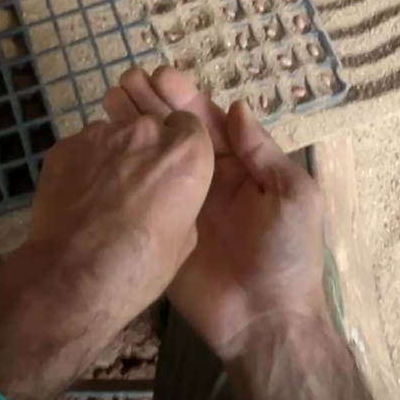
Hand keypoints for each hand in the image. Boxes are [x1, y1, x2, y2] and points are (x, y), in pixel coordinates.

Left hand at [0, 110, 212, 399]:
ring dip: (113, 156)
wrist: (73, 275)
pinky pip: (83, 148)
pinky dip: (83, 165)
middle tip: (135, 185)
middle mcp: (145, 132)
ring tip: (101, 195)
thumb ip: (181, 199)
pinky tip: (77, 197)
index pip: (189, 126)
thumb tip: (168, 193)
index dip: (181, 146)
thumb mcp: (184, 239)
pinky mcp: (66, 144)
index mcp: (184, 153)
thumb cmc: (139, 265)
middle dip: (145, 150)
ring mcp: (101, 133)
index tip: (172, 167)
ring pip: (114, 137)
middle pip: (149, 128)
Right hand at [102, 67, 325, 358]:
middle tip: (125, 79)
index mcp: (242, 167)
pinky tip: (106, 143)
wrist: (264, 324)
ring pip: (156, 155)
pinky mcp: (161, 228)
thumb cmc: (287, 255)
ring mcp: (181, 203)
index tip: (160, 75)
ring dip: (135, 125)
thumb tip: (237, 107)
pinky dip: (125, 167)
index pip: (208, 122)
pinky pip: (143, 192)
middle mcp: (207, 179)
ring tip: (109, 97)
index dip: (185, 98)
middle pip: (175, 132)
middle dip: (153, 104)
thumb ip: (264, 153)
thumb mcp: (293, 197)